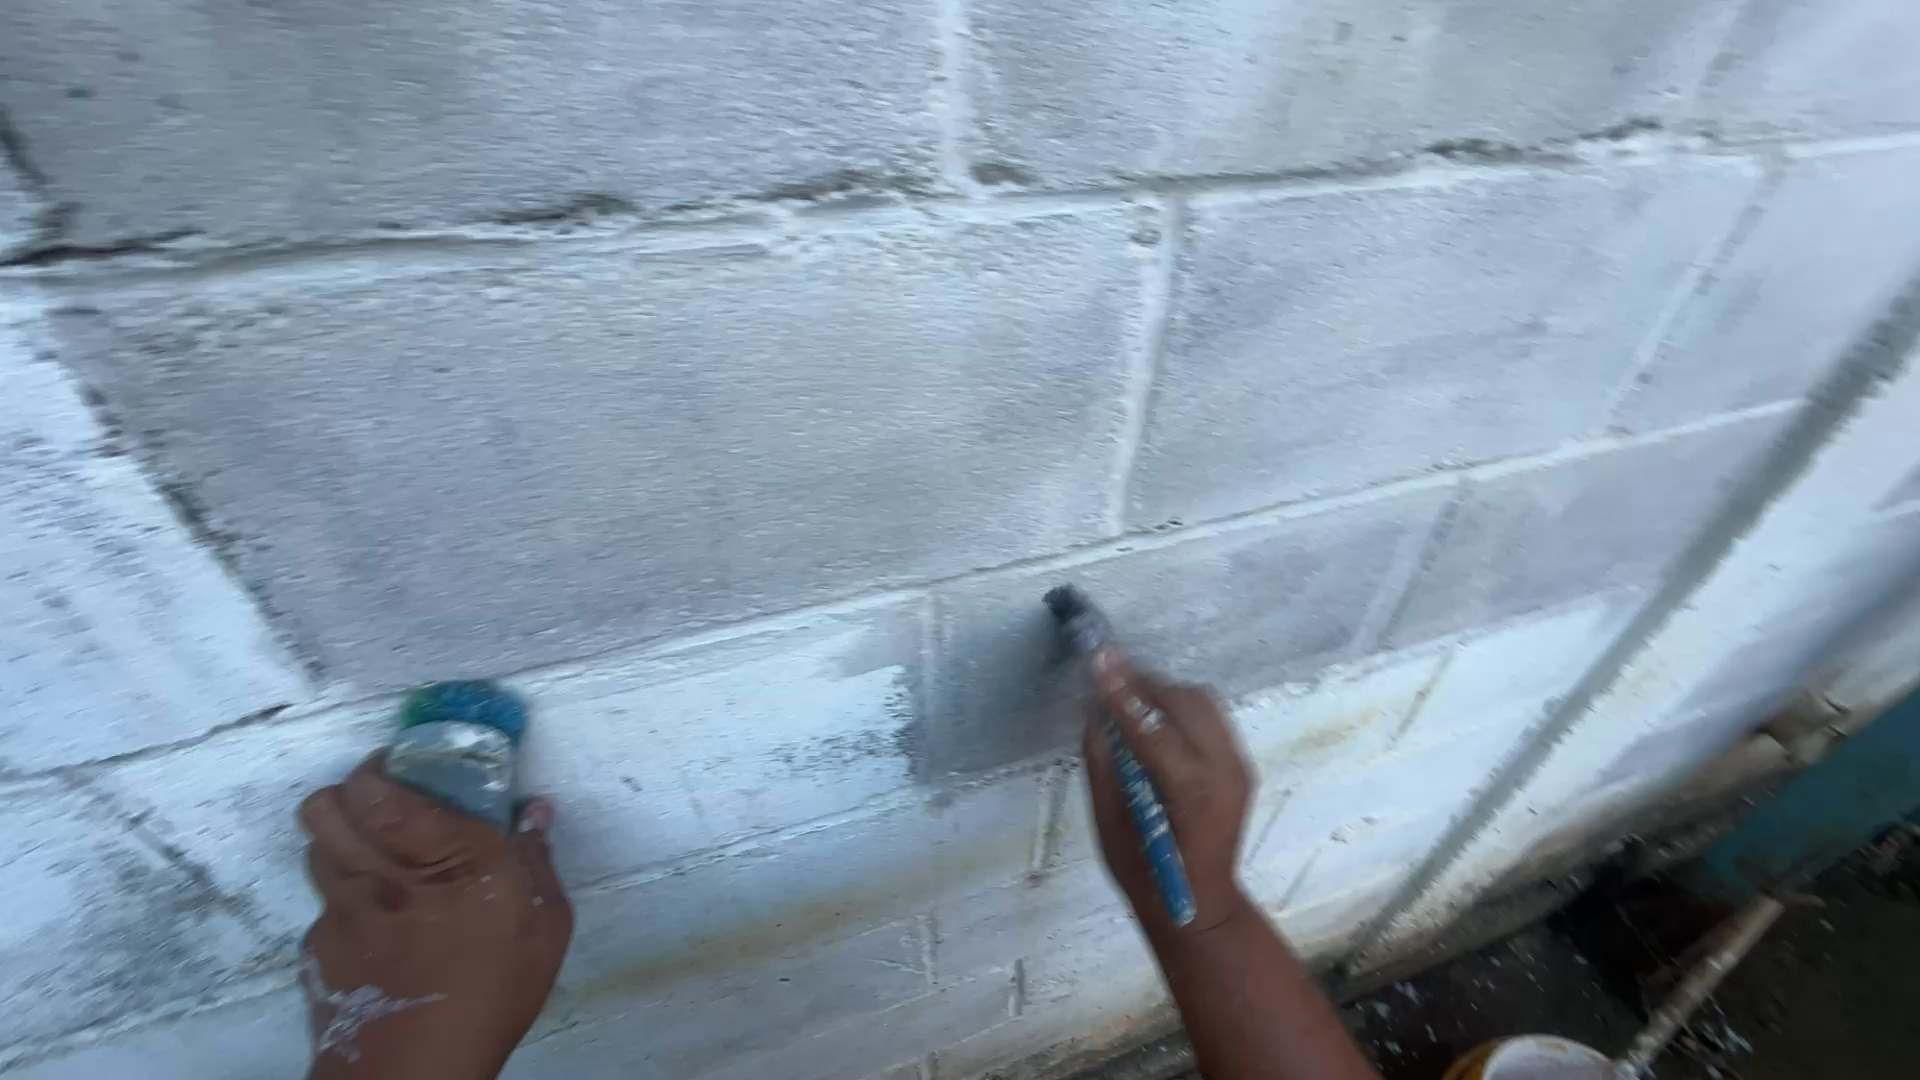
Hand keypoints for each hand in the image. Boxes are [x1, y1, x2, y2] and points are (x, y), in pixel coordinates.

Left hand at [300, 752, 572, 1079]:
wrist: (415, 1077)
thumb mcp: (546, 923)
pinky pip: (326, 900)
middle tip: (388, 794)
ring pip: (318, 847)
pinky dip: (349, 891)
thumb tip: (535, 810)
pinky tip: (383, 918)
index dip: (381, 767)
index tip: (402, 757)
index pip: (384, 797)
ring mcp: (341, 916)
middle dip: (349, 788)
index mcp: (448, 863)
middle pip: (326, 810)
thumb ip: (535, 859)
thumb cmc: (495, 990)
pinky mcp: (318, 952)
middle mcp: (383, 879)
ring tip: (384, 847)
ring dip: (344, 833)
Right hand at [1082, 648, 1253, 937]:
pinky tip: (1156, 724)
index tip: (1099, 659)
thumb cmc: (1147, 878)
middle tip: (1107, 685)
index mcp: (1190, 796)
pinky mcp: (1242, 763)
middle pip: (1185, 702)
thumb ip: (1103, 765)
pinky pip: (1209, 714)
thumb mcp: (1110, 827)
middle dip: (1143, 687)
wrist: (1203, 909)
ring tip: (1130, 705)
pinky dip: (1179, 708)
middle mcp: (1225, 773)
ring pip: (1201, 700)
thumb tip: (1093, 712)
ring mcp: (1239, 766)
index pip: (1154, 730)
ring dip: (1162, 694)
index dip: (1124, 693)